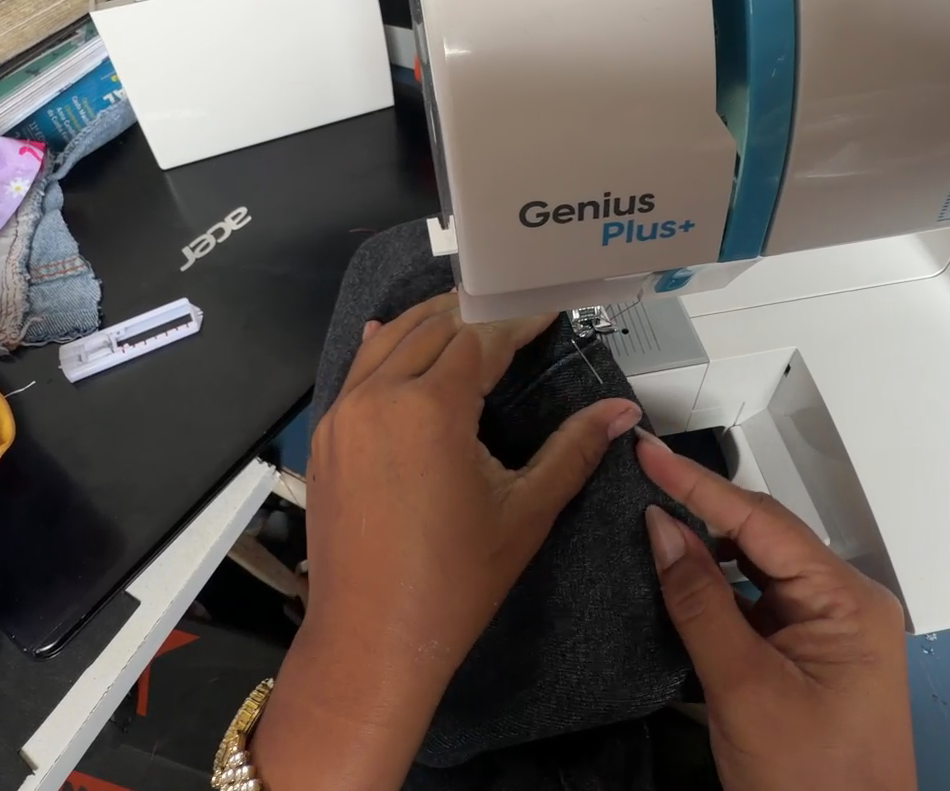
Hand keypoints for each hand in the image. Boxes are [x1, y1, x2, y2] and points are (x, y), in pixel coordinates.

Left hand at [252, 292, 643, 790]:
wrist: (369, 641)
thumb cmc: (454, 583)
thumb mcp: (525, 513)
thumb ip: (575, 449)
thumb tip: (622, 411)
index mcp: (430, 409)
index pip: (481, 337)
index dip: (517, 320)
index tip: (546, 308)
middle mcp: (380, 396)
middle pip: (435, 326)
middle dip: (478, 313)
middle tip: (516, 313)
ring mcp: (344, 412)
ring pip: (392, 339)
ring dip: (433, 321)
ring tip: (470, 316)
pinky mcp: (326, 433)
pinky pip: (358, 369)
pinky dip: (386, 346)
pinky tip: (395, 334)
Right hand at [637, 431, 916, 790]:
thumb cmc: (803, 781)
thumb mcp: (742, 688)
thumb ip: (698, 598)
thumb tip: (658, 523)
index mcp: (846, 600)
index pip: (760, 520)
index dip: (697, 483)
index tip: (647, 451)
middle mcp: (845, 598)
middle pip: (762, 533)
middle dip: (701, 505)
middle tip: (642, 475)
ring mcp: (828, 622)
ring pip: (756, 560)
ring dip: (706, 543)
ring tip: (653, 518)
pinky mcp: (808, 644)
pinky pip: (756, 593)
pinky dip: (716, 581)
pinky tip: (682, 571)